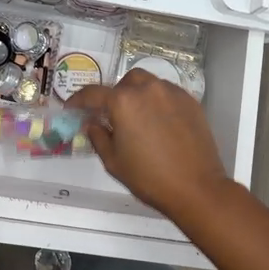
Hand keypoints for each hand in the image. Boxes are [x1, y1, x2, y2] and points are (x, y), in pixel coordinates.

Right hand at [66, 68, 232, 217]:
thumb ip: (99, 137)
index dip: (78, 100)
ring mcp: (172, 92)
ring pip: (148, 83)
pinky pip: (167, 93)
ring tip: (138, 118)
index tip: (72, 107)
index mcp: (124, 102)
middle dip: (115, 94)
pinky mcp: (190, 101)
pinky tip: (159, 122)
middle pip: (125, 82)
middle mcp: (148, 89)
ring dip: (138, 94)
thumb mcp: (114, 162)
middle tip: (112, 116)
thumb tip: (93, 123)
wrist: (196, 187)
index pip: (93, 93)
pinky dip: (158, 101)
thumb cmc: (150, 178)